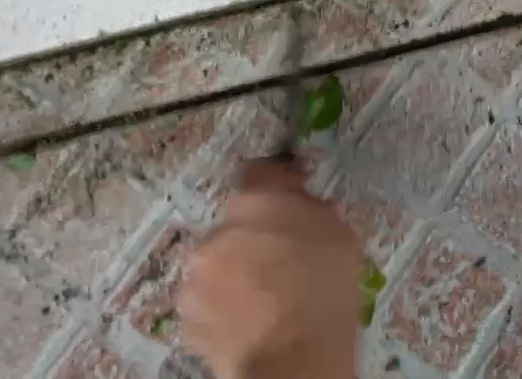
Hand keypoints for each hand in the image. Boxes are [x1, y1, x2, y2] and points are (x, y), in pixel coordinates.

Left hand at [178, 161, 362, 378]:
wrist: (293, 349)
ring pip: (217, 260)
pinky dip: (225, 298)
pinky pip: (208, 295)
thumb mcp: (338, 229)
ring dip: (236, 265)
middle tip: (284, 248)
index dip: (275, 177)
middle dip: (255, 229)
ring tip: (266, 286)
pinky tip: (252, 310)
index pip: (257, 170)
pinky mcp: (183, 316)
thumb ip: (310, 209)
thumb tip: (297, 204)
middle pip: (235, 221)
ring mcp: (194, 278)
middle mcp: (217, 233)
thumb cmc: (326, 281)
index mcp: (257, 203)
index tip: (292, 187)